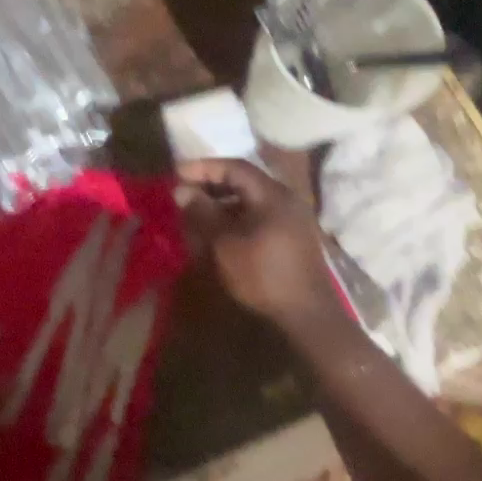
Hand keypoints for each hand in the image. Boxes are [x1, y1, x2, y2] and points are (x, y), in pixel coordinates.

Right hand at [176, 152, 345, 330]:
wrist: (304, 313)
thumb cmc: (261, 273)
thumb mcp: (224, 242)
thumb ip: (202, 212)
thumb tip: (181, 190)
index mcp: (272, 194)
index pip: (234, 167)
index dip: (203, 167)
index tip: (177, 173)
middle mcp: (285, 200)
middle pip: (244, 182)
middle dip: (211, 185)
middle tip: (184, 193)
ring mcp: (291, 219)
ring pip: (250, 201)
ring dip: (222, 204)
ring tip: (196, 214)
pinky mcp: (291, 238)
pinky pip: (258, 217)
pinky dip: (235, 218)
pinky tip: (219, 233)